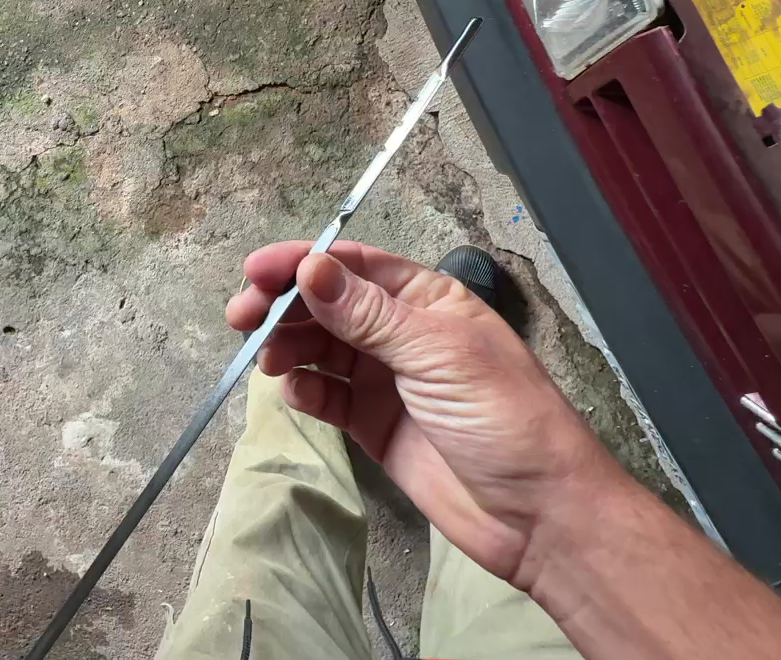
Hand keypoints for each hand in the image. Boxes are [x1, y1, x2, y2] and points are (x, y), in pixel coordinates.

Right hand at [227, 241, 632, 587]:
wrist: (539, 518)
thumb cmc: (501, 417)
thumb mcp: (436, 353)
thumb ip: (367, 313)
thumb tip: (308, 268)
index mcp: (421, 298)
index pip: (350, 265)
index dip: (300, 262)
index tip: (256, 271)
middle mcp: (396, 330)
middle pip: (324, 303)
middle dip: (281, 304)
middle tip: (241, 316)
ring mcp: (381, 376)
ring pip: (318, 346)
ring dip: (287, 346)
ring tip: (267, 360)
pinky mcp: (369, 420)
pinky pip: (325, 393)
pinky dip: (304, 388)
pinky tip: (297, 392)